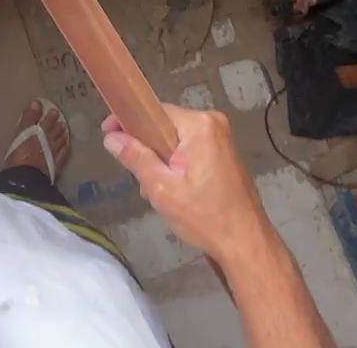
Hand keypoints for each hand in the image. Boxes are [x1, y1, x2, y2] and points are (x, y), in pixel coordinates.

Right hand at [102, 105, 275, 262]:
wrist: (248, 246)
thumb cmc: (205, 217)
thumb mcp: (162, 189)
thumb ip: (136, 158)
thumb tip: (111, 137)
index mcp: (199, 125)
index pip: (154, 111)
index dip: (129, 121)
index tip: (108, 132)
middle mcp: (213, 123)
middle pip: (165, 125)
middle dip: (148, 149)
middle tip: (140, 178)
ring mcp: (222, 138)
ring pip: (177, 139)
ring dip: (163, 160)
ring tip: (159, 192)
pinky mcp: (225, 153)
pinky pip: (191, 148)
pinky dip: (179, 164)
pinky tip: (176, 191)